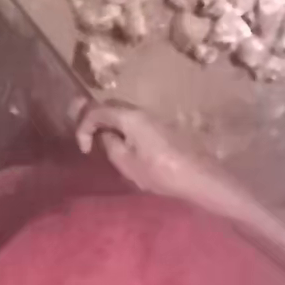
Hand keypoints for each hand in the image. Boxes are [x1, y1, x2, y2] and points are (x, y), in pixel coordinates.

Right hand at [74, 102, 263, 220]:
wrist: (201, 178)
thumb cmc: (162, 173)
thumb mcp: (128, 164)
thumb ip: (110, 145)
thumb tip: (104, 136)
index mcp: (129, 116)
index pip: (95, 110)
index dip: (83, 127)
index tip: (84, 150)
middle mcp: (140, 110)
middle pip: (108, 106)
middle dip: (93, 121)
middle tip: (87, 142)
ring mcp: (153, 117)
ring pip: (121, 113)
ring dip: (108, 125)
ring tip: (102, 146)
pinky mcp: (161, 127)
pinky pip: (133, 121)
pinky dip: (121, 129)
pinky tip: (123, 147)